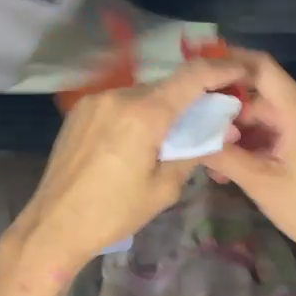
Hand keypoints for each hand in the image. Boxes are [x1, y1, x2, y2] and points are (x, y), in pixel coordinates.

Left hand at [7, 58, 249, 275]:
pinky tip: (140, 140)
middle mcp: (118, 96)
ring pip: (142, 94)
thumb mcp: (163, 188)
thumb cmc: (113, 213)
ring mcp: (94, 101)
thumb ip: (193, 151)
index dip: (222, 69)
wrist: (54, 225)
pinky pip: (119, 104)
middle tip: (210, 118)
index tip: (241, 70)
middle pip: (167, 86)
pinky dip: (138, 114)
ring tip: (171, 137)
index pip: (192, 77)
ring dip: (162, 108)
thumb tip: (216, 131)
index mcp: (143, 114)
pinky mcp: (79, 112)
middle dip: (192, 98)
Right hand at [200, 51, 295, 268]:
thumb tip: (190, 140)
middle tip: (199, 136)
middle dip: (229, 117)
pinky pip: (285, 134)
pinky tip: (239, 167)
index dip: (231, 62)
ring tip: (216, 163)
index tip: (201, 66)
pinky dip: (261, 146)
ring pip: (271, 120)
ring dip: (243, 137)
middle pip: (263, 99)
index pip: (263, 68)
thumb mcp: (260, 183)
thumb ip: (224, 156)